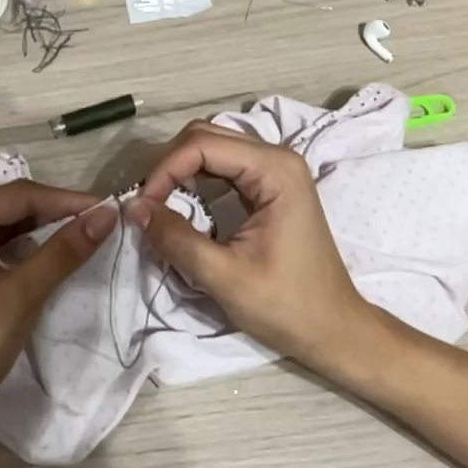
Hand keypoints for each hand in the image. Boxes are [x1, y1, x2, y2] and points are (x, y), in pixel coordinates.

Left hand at [0, 179, 115, 420]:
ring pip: (12, 224)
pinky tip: (56, 254)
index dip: (65, 200)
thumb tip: (106, 216)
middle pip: (15, 205)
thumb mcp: (19, 297)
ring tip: (87, 233)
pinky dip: (32, 247)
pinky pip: (4, 244)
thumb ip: (62, 254)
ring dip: (47, 228)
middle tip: (103, 221)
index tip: (109, 208)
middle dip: (58, 211)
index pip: (20, 196)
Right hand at [128, 120, 368, 362]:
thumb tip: (133, 208)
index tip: (144, 207)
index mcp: (275, 170)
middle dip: (170, 165)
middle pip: (206, 136)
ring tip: (161, 205)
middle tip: (149, 205)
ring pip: (212, 146)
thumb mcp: (224, 277)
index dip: (166, 170)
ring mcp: (276, 169)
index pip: (203, 145)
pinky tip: (184, 204)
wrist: (334, 330)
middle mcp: (277, 158)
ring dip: (180, 169)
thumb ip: (177, 238)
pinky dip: (196, 178)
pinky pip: (223, 165)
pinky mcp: (270, 184)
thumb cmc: (287, 306)